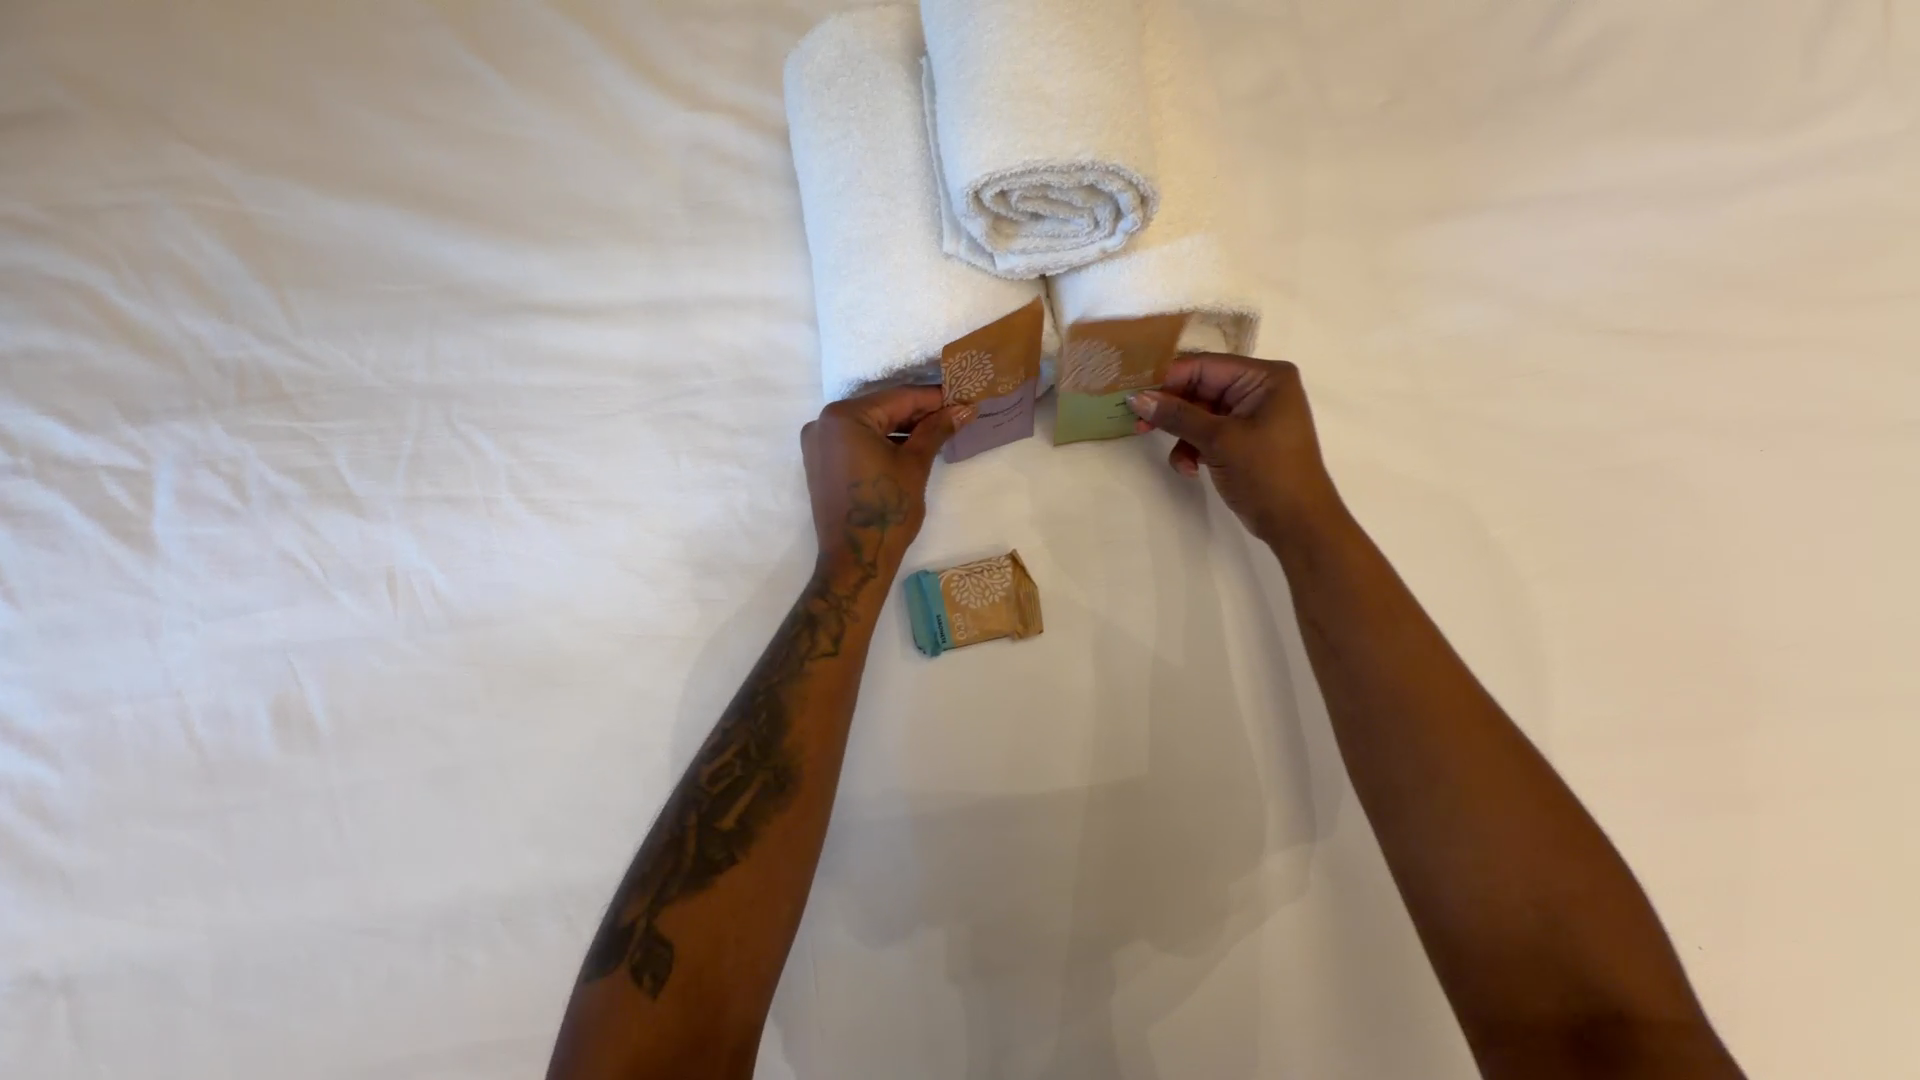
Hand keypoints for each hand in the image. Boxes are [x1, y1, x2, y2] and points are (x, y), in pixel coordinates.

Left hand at [801, 386, 972, 577]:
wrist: (856, 559)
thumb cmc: (887, 510)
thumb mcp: (915, 464)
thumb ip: (936, 430)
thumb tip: (963, 408)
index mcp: (844, 416)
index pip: (898, 398)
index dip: (933, 398)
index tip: (961, 397)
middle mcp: (824, 422)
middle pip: (881, 409)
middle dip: (918, 414)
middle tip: (954, 415)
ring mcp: (818, 444)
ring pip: (869, 426)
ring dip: (902, 429)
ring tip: (939, 432)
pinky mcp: (821, 463)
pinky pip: (857, 442)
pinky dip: (882, 442)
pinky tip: (911, 446)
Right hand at [1127, 354, 1340, 542]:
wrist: (1297, 523)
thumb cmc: (1267, 472)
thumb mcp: (1220, 440)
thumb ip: (1177, 416)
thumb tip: (1136, 398)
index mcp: (1264, 377)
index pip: (1205, 366)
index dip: (1167, 380)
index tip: (1133, 395)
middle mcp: (1258, 390)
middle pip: (1199, 389)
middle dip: (1172, 411)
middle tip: (1138, 425)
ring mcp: (1250, 417)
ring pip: (1198, 415)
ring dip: (1182, 437)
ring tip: (1177, 461)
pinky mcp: (1241, 441)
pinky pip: (1206, 435)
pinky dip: (1193, 450)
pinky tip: (1190, 470)